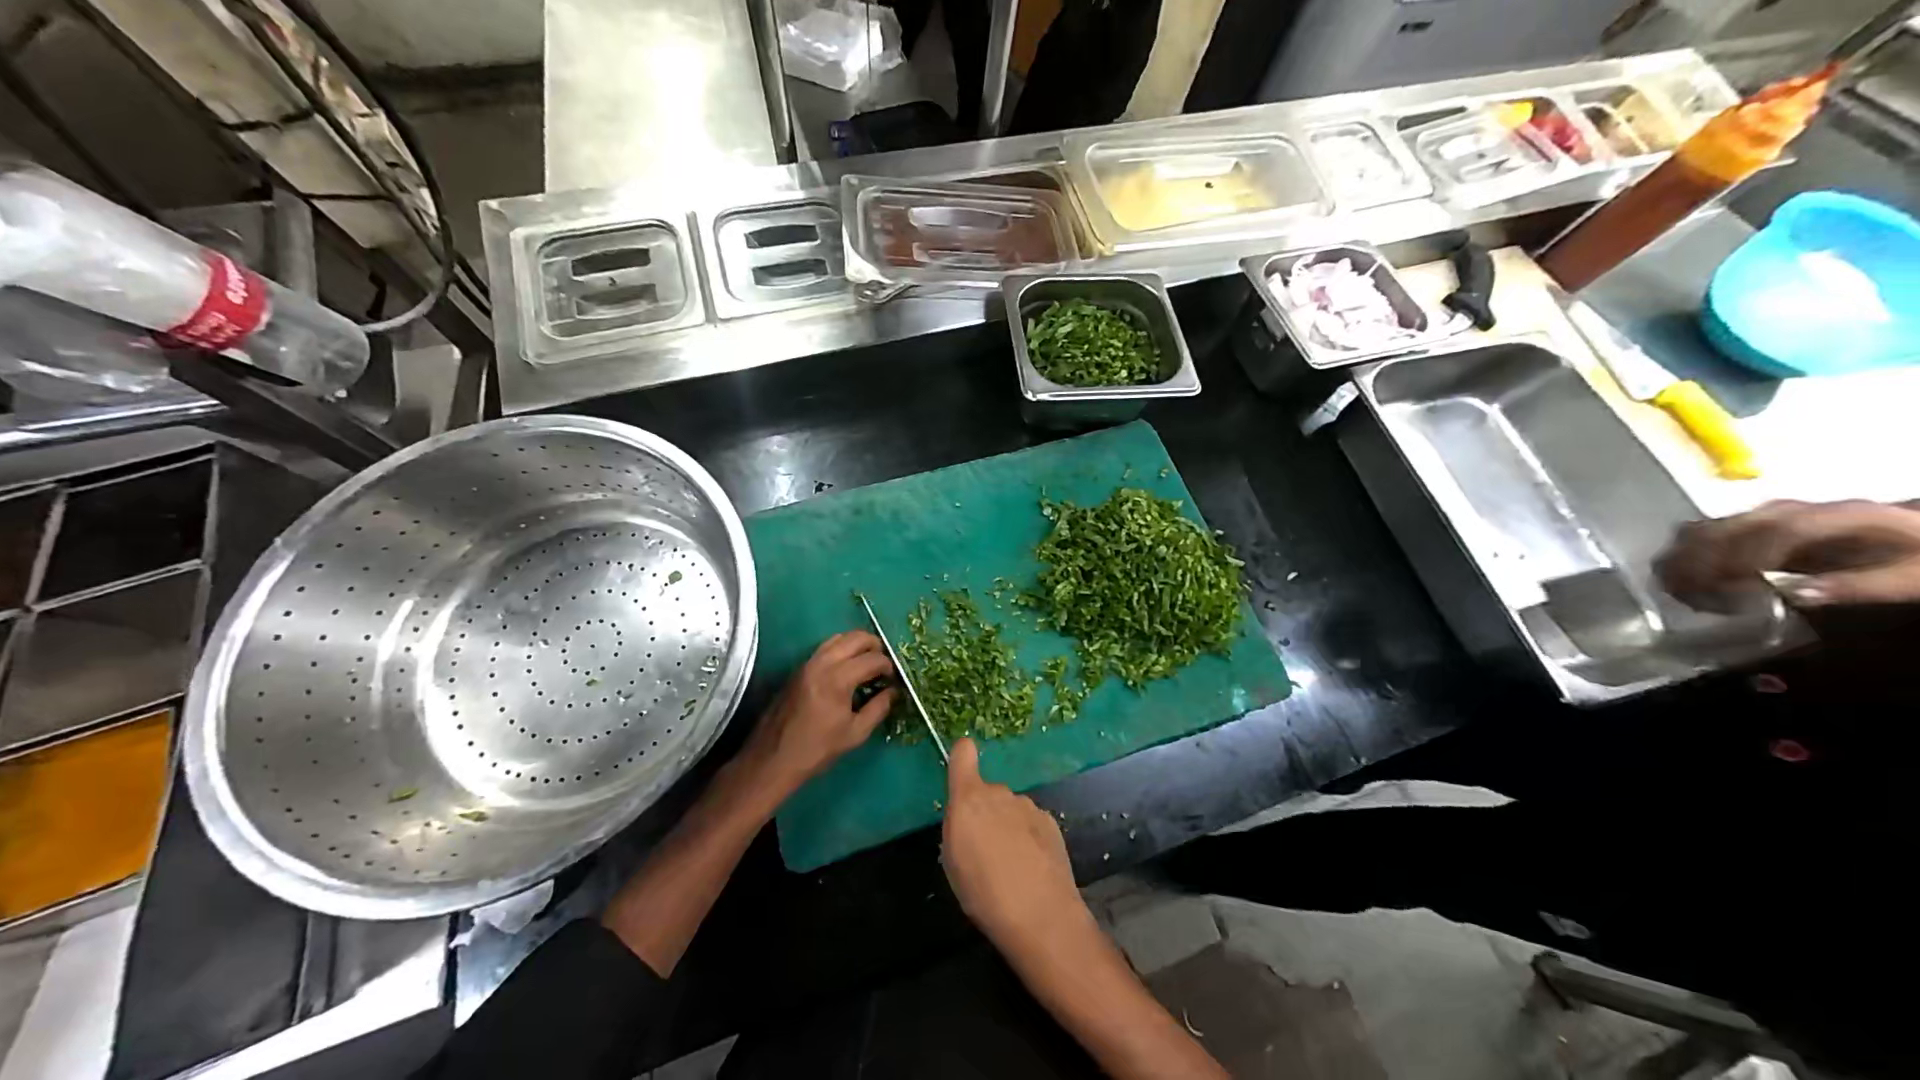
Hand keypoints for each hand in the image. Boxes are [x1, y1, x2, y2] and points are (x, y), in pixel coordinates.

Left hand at [738, 631, 895, 796]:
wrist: (773, 757)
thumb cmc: (817, 749)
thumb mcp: (855, 733)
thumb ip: (879, 708)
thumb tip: (894, 691)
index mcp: (838, 678)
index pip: (873, 659)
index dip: (888, 666)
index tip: (894, 679)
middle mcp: (823, 662)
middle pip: (856, 637)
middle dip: (875, 647)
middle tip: (884, 665)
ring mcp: (808, 662)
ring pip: (839, 638)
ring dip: (857, 645)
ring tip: (867, 664)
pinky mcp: (799, 668)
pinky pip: (825, 647)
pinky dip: (841, 649)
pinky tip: (847, 668)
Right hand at [941, 738, 1091, 956]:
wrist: (1040, 915)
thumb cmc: (983, 892)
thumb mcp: (952, 861)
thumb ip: (957, 827)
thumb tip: (968, 818)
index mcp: (969, 799)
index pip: (963, 755)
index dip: (962, 755)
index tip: (962, 760)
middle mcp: (1000, 793)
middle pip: (988, 793)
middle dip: (985, 813)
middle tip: (984, 851)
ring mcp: (1029, 806)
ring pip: (1011, 809)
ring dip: (1008, 827)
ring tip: (1010, 867)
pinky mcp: (1051, 822)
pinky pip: (1031, 823)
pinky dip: (1028, 838)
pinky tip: (1032, 868)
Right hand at [1658, 499, 1919, 608]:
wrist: (1914, 543)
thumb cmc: (1913, 560)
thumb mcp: (1910, 577)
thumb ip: (1860, 585)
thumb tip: (1795, 593)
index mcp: (1838, 514)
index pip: (1782, 529)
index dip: (1750, 556)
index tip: (1731, 586)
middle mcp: (1794, 508)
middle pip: (1730, 526)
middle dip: (1701, 561)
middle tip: (1686, 593)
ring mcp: (1767, 515)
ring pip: (1708, 527)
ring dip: (1684, 558)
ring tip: (1678, 588)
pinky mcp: (1751, 525)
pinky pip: (1705, 533)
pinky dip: (1685, 554)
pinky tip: (1685, 577)